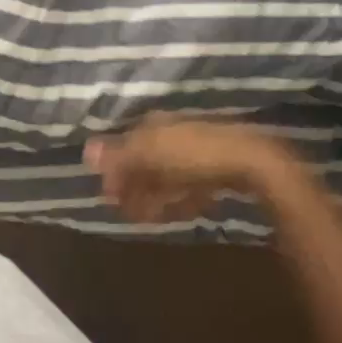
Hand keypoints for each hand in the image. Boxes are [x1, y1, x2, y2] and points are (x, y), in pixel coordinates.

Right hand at [84, 116, 293, 222]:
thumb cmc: (193, 154)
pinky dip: (177, 200)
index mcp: (153, 124)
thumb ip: (118, 155)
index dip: (113, 167)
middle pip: (144, 160)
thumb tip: (86, 150)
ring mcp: (197, 152)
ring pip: (166, 175)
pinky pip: (189, 186)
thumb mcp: (149, 154)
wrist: (255, 164)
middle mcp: (172, 133)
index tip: (106, 193)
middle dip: (132, 185)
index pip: (124, 144)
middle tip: (123, 211)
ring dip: (152, 196)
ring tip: (144, 219)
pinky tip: (174, 214)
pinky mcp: (219, 171)